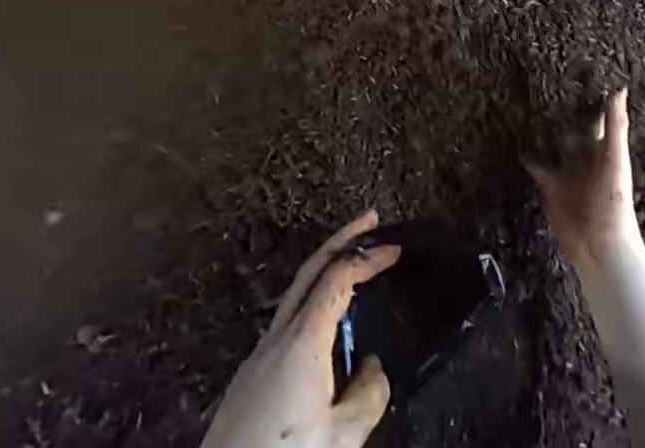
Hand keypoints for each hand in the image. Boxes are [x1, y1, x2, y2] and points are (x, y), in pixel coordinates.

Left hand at [201, 211, 402, 447]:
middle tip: (371, 220)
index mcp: (303, 344)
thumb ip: (367, 396)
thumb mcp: (340, 440)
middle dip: (342, 239)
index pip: (338, 279)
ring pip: (295, 295)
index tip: (396, 251)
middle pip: (310, 270)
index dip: (369, 258)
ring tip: (354, 267)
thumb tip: (372, 368)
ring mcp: (258, 357)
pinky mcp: (248, 379)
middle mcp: (277, 339)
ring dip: (326, 270)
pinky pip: (287, 323)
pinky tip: (327, 328)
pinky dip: (313, 302)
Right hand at [525, 89, 641, 267]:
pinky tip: (513, 138)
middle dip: (558, 111)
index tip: (572, 72)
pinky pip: (536, 165)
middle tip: (539, 83)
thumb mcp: (615, 160)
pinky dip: (526, 153)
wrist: (600, 247)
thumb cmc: (614, 202)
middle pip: (569, 128)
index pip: (594, 116)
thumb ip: (615, 126)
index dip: (586, 97)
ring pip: (550, 143)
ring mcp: (565, 171)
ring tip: (522, 105)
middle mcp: (583, 156)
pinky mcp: (549, 186)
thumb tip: (619, 89)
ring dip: (540, 129)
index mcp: (602, 148)